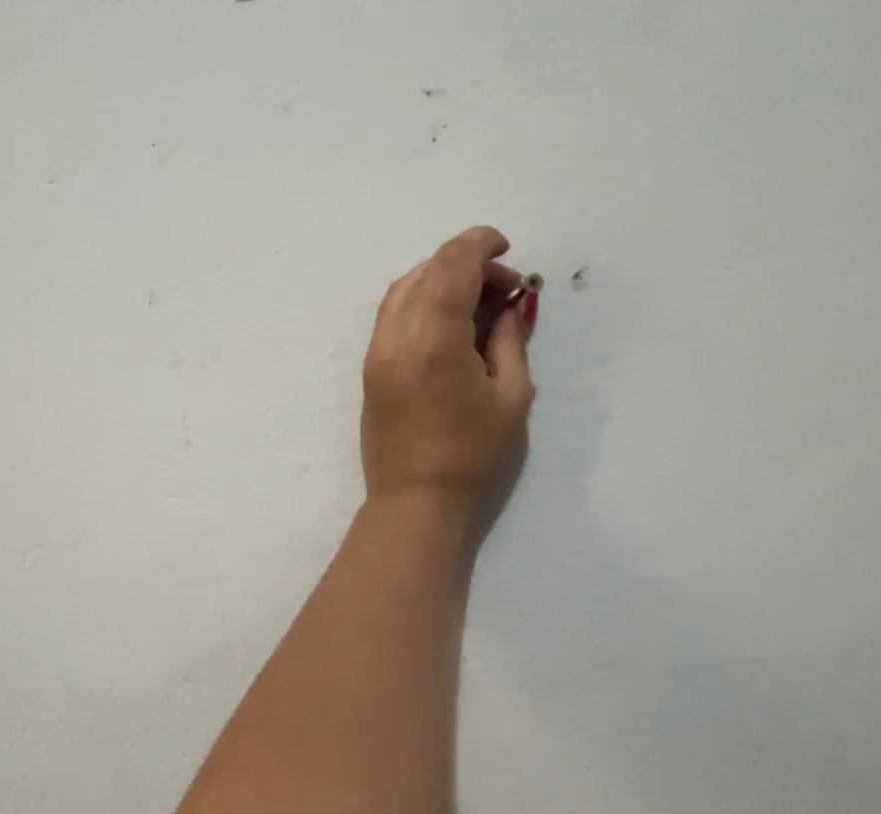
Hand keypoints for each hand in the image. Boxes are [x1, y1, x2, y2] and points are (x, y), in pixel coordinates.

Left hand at [360, 226, 534, 503]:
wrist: (414, 500)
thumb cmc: (472, 455)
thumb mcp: (510, 396)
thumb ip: (510, 340)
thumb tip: (507, 307)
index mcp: (435, 338)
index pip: (453, 265)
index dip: (480, 245)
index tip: (506, 249)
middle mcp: (398, 335)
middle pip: (427, 270)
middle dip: (466, 263)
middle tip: (501, 287)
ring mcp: (377, 351)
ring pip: (403, 289)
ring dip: (439, 278)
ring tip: (475, 300)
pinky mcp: (370, 368)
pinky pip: (391, 314)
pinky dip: (418, 300)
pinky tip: (445, 319)